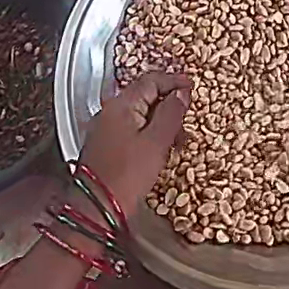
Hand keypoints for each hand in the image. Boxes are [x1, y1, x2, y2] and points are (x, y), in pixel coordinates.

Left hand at [78, 71, 190, 204]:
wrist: (97, 208)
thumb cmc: (127, 175)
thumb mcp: (156, 142)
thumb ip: (170, 113)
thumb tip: (181, 93)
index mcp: (121, 105)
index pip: (150, 81)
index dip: (173, 81)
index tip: (191, 86)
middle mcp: (109, 111)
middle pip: (144, 95)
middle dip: (168, 104)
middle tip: (187, 118)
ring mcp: (105, 128)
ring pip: (139, 114)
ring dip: (160, 121)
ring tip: (177, 141)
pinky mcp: (106, 144)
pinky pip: (132, 129)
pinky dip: (149, 133)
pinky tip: (159, 149)